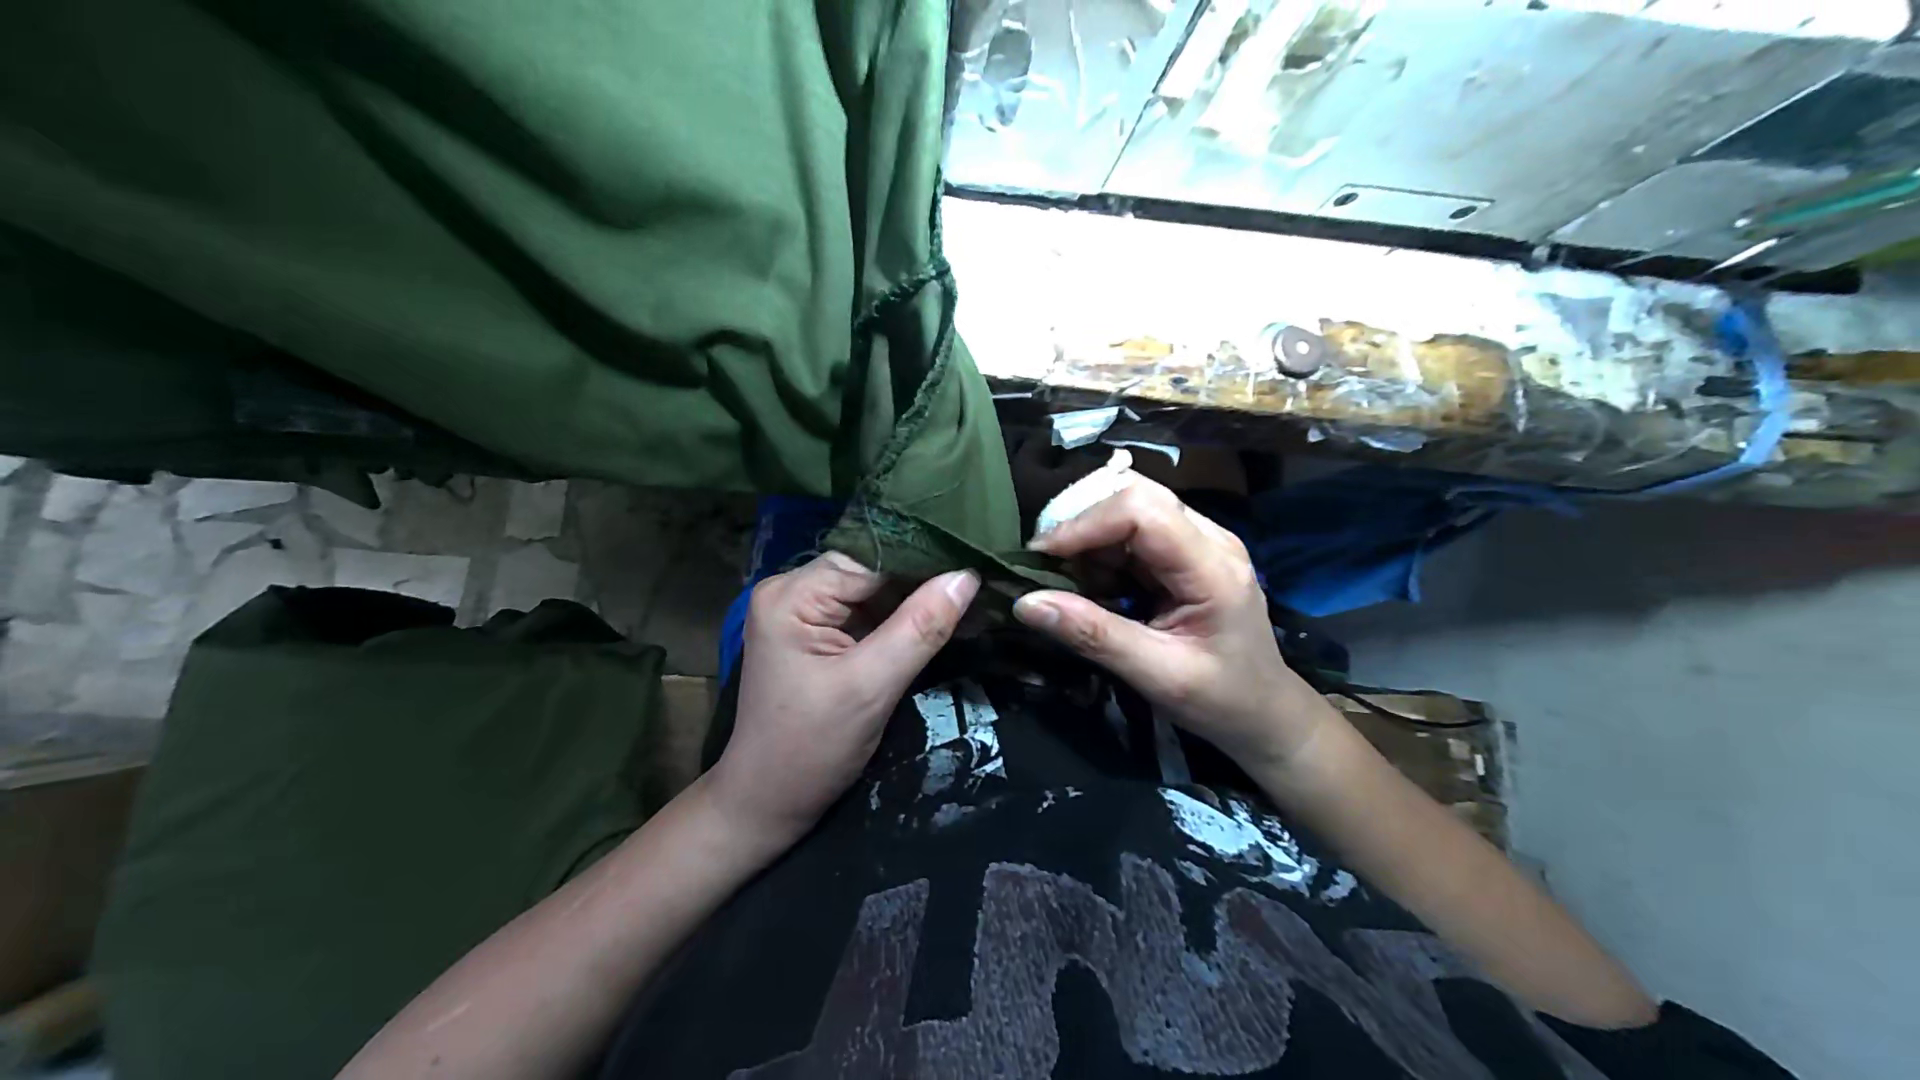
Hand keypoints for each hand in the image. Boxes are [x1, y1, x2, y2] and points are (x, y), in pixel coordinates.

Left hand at [708, 552, 979, 841]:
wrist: (767, 803)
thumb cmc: (811, 749)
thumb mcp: (871, 687)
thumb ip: (920, 628)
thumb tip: (967, 575)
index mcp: (790, 594)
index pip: (871, 564)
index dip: (922, 571)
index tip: (974, 578)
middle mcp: (788, 590)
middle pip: (869, 572)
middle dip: (917, 587)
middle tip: (972, 597)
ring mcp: (798, 612)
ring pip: (870, 591)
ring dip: (909, 605)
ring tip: (956, 611)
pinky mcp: (811, 634)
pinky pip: (862, 613)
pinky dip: (894, 622)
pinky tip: (927, 628)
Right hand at [1012, 478, 1327, 768]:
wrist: (1265, 713)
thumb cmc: (1220, 699)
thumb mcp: (1155, 675)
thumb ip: (1093, 635)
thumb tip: (1026, 603)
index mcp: (1212, 567)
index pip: (1143, 510)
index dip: (1085, 524)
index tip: (1041, 557)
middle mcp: (1209, 539)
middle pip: (1135, 497)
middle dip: (1082, 525)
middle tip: (1044, 564)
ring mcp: (1198, 542)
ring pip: (1129, 509)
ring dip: (1088, 539)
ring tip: (1062, 579)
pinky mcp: (1183, 553)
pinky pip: (1132, 533)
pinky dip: (1100, 552)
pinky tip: (1088, 585)